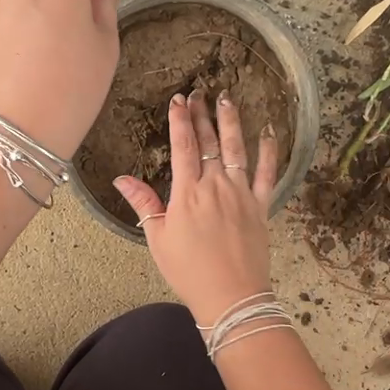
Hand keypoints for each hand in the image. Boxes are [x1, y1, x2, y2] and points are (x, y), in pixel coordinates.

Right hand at [115, 91, 280, 324]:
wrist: (232, 297)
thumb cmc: (189, 272)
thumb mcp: (158, 239)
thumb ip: (143, 204)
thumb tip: (121, 179)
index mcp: (187, 194)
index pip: (183, 147)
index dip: (180, 121)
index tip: (178, 100)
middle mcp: (216, 187)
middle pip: (208, 143)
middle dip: (202, 115)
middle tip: (198, 93)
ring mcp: (241, 195)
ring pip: (236, 150)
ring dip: (231, 122)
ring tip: (227, 99)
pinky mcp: (261, 207)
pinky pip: (267, 174)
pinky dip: (268, 152)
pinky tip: (268, 132)